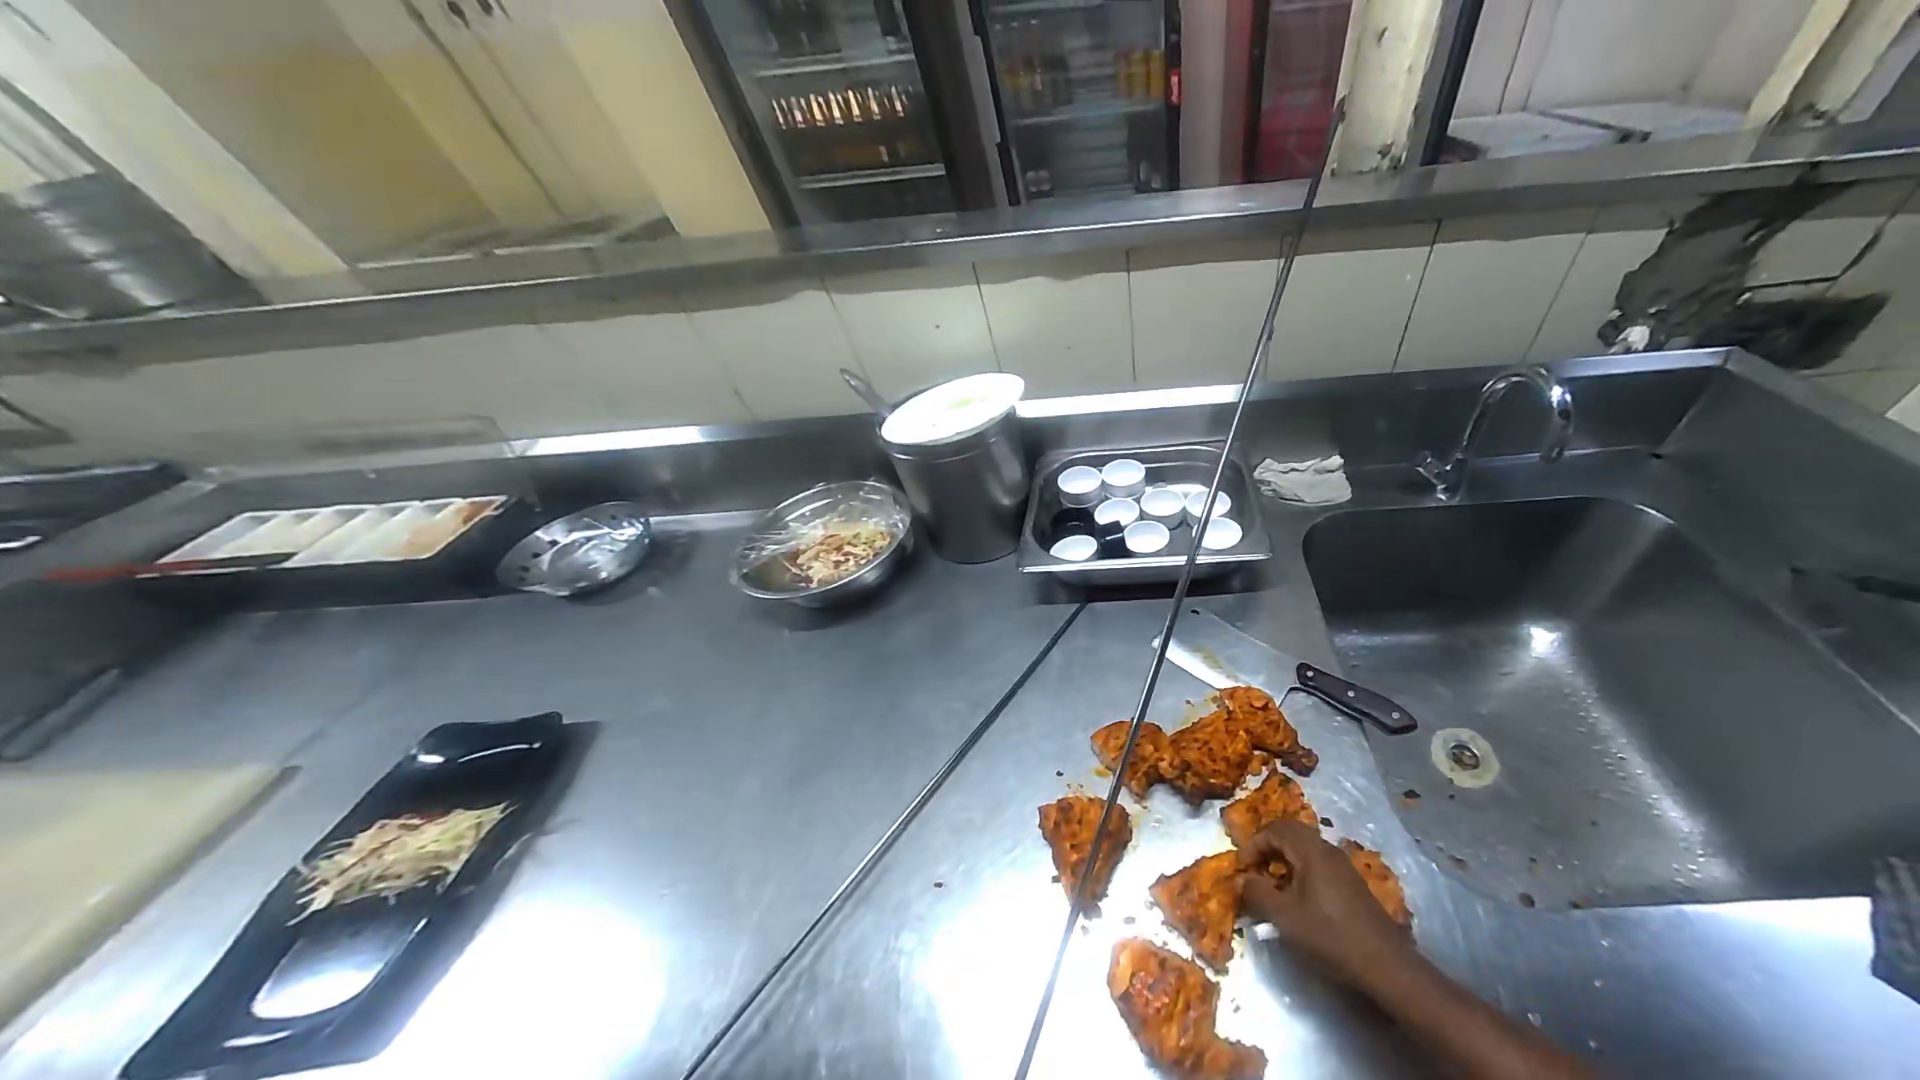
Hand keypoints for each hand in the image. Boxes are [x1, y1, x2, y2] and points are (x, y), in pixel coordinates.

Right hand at [1238, 820, 1418, 993]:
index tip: (1242, 867)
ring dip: (1285, 856)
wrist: (1387, 966)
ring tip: (1273, 881)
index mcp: (1311, 852)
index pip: (1275, 829)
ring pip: (1306, 847)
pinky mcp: (1352, 884)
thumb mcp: (1285, 917)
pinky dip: (1301, 867)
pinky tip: (1299, 895)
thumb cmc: (1330, 936)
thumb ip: (1257, 892)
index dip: (1253, 844)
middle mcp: (1328, 851)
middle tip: (1254, 866)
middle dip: (1268, 844)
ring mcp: (1344, 867)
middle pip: (1292, 832)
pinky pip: (1319, 862)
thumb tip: (1241, 878)